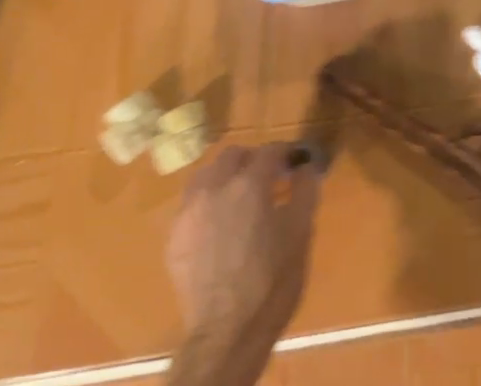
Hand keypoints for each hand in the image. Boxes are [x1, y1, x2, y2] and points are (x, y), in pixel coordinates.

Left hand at [166, 143, 321, 385]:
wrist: (227, 329)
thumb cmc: (273, 279)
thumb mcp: (301, 232)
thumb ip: (305, 190)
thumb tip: (306, 167)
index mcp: (249, 184)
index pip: (269, 150)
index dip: (286, 152)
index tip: (297, 162)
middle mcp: (214, 189)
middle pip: (231, 156)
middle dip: (252, 159)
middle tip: (270, 178)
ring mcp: (188, 213)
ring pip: (205, 177)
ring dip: (225, 177)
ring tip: (240, 199)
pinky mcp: (174, 238)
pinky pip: (191, 206)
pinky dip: (208, 204)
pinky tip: (221, 227)